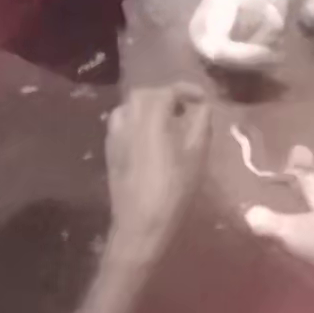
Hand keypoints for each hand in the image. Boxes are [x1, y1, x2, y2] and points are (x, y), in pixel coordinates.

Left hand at [105, 84, 211, 264]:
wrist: (141, 222)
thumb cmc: (175, 187)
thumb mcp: (197, 153)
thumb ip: (201, 122)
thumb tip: (203, 105)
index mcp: (151, 115)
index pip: (169, 90)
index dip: (188, 91)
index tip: (204, 99)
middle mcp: (129, 117)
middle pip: (146, 94)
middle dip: (167, 96)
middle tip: (186, 108)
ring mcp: (115, 133)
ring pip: (131, 106)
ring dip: (150, 107)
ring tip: (168, 121)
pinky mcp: (110, 149)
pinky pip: (123, 122)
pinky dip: (138, 120)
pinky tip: (151, 137)